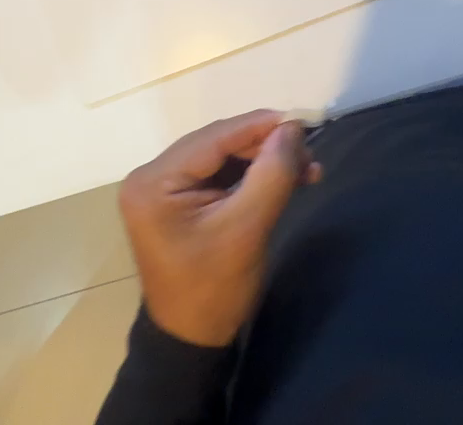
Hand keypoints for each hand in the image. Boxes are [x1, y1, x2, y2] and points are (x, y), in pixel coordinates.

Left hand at [118, 110, 319, 346]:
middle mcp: (153, 175)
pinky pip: (222, 173)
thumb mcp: (247, 229)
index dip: (259, 126)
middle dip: (266, 147)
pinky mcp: (181, 198)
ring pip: (225, 157)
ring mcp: (165, 187)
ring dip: (265, 160)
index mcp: (154, 182)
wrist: (192, 340)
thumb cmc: (213, 289)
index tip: (302, 121)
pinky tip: (287, 178)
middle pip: (220, 144)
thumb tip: (292, 128)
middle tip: (310, 155)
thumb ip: (271, 174)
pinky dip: (254, 175)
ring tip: (307, 169)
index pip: (214, 139)